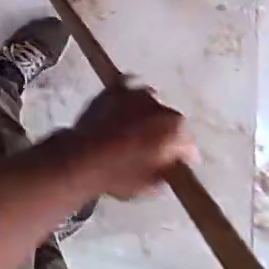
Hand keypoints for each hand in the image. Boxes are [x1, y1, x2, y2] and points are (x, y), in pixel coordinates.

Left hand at [68, 85, 196, 198]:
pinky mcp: (112, 89)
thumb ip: (168, 172)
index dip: (181, 156)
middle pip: (170, 121)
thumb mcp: (151, 185)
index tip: (176, 162)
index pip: (187, 144)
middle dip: (164, 132)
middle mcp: (160, 108)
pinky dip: (129, 91)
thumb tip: (169, 168)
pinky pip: (127, 84)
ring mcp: (134, 95)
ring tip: (136, 125)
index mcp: (176, 132)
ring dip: (147, 111)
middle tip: (152, 145)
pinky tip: (126, 101)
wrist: (81, 156)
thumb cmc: (118, 174)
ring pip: (150, 101)